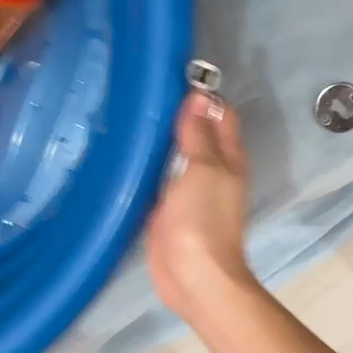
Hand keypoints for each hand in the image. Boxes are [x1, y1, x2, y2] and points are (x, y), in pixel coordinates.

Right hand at [147, 91, 254, 319]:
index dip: (203, 95)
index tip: (172, 75)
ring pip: (173, 157)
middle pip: (196, 134)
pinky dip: (144, 168)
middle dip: (176, 115)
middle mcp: (211, 171)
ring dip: (157, 141)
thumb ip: (198, 135)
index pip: (220, 115)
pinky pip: (155, 181)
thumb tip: (198, 97)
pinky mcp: (166, 211)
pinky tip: (123, 155)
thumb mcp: (203, 169)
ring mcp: (187, 192)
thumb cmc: (202, 219)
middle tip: (139, 91)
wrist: (193, 276)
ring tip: (126, 115)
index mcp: (228, 158)